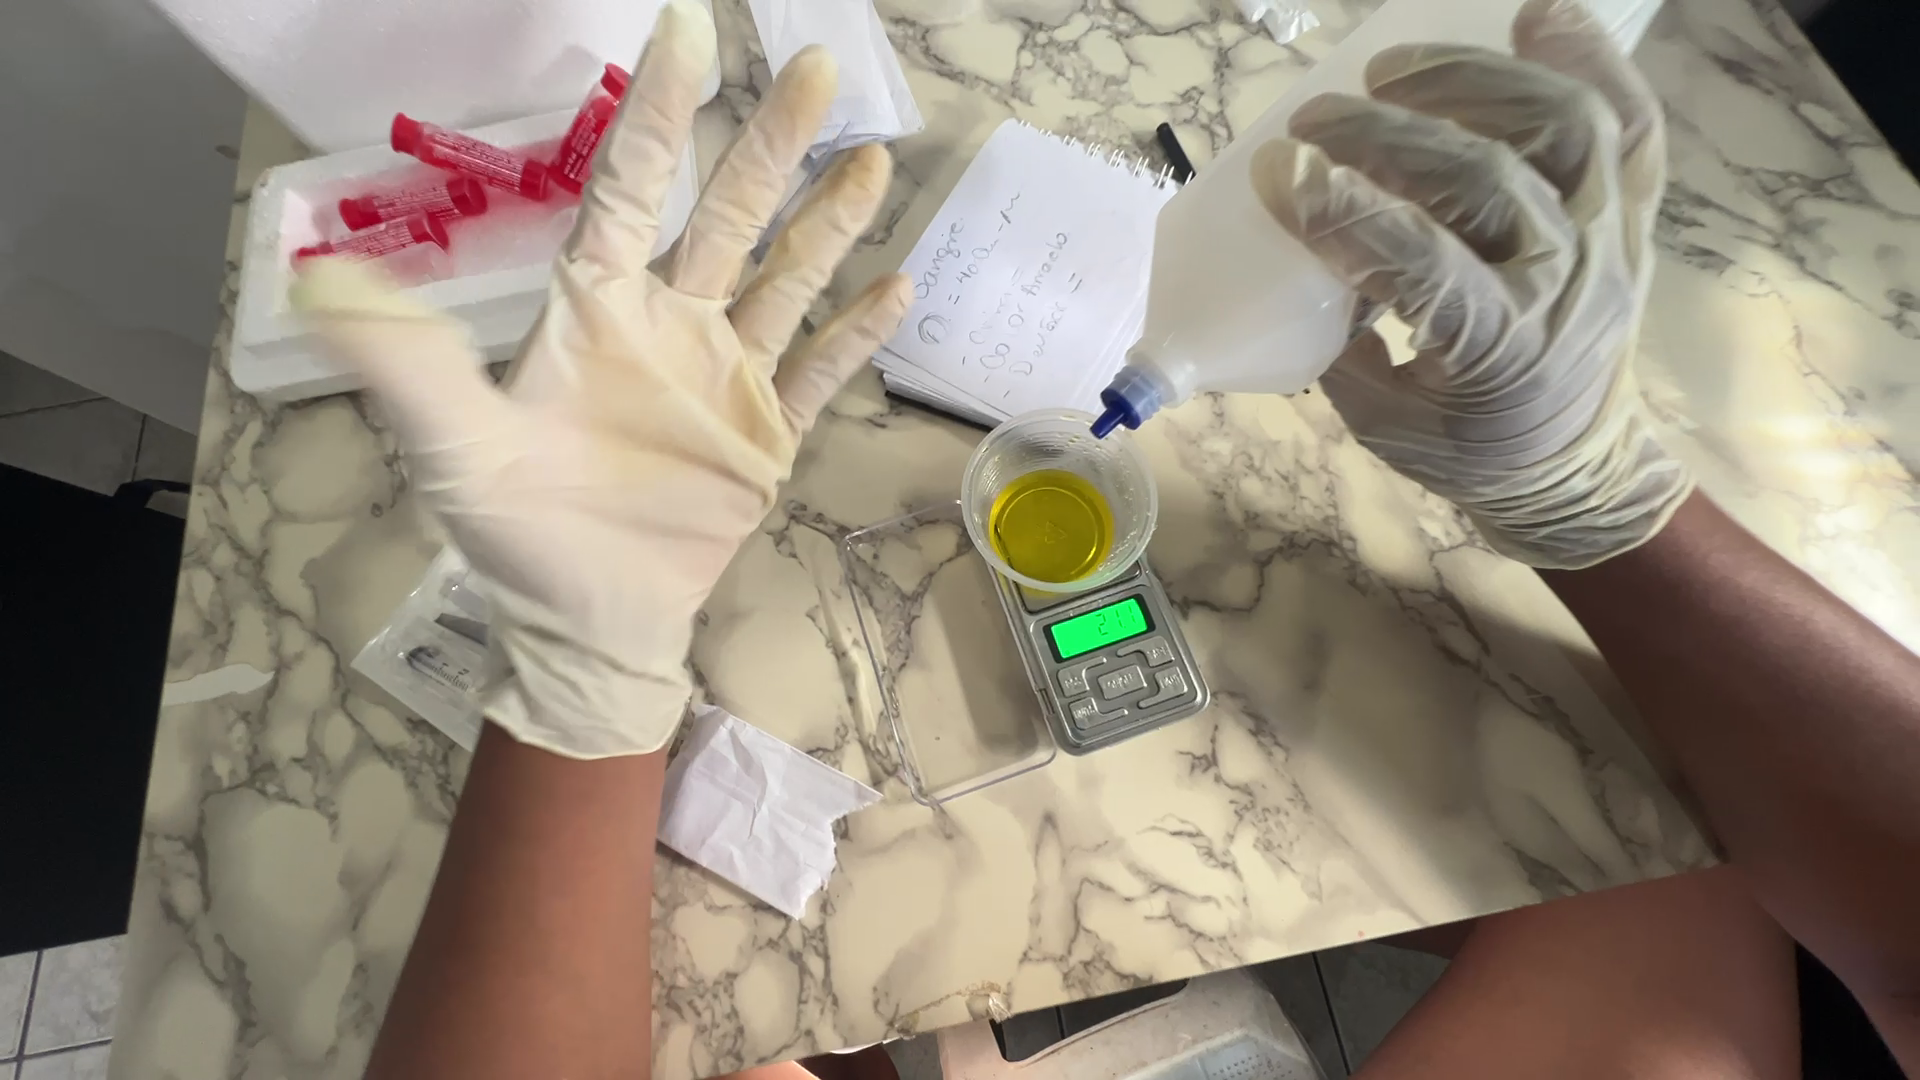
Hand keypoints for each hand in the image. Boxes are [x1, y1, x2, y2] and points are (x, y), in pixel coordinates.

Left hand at [293, 0, 911, 758]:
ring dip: (830, 224)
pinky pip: (819, 372)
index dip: (661, 116)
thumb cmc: (523, 533)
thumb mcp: (455, 452)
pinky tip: (898, 289)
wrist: (597, 614)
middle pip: (728, 219)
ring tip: (874, 162)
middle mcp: (670, 325)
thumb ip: (409, 368)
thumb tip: (322, 274)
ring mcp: (729, 376)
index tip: (692, 30)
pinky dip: (856, 336)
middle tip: (822, 67)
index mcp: (595, 311)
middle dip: (772, 145)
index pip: (629, 193)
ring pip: (787, 284)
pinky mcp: (770, 430)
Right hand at [1253, 0, 1690, 568]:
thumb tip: (1309, 269)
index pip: (1418, 262)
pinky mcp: (1630, 211)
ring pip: (1560, 126)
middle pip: (1482, 178)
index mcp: (1496, 346)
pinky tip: (1532, 20)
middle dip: (1387, 137)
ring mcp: (1609, 234)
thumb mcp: (1380, 422)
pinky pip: (1626, 119)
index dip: (1343, 213)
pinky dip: (1585, 60)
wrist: (1575, 463)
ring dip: (1471, 82)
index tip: (1277, 173)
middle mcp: (1565, 278)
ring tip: (1392, 69)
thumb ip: (1343, 347)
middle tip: (1314, 117)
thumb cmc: (1464, 452)